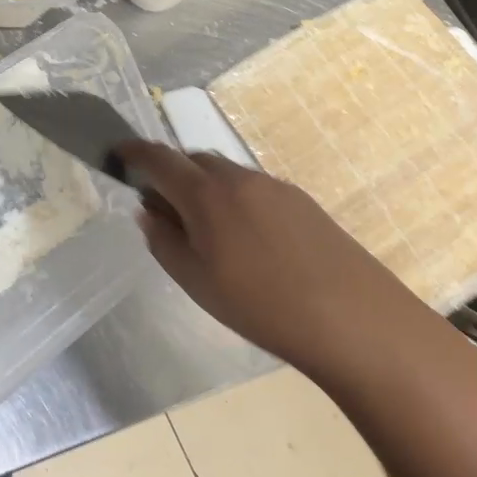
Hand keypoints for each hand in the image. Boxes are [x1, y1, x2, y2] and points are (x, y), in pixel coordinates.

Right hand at [114, 141, 435, 379]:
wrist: (358, 323)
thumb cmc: (262, 306)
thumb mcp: (194, 281)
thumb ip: (162, 240)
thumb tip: (148, 211)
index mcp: (205, 194)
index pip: (158, 158)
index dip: (133, 153)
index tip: (117, 154)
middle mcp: (239, 179)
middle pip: (193, 160)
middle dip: (170, 173)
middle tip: (161, 207)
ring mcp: (276, 187)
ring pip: (225, 174)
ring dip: (204, 187)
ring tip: (204, 230)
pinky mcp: (304, 203)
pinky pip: (253, 189)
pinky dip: (234, 200)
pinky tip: (245, 240)